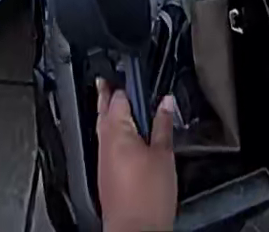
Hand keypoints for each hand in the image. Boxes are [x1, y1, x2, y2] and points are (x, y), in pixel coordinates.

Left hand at [95, 78, 177, 231]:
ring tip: (112, 101)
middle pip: (103, 112)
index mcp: (117, 133)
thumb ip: (163, 124)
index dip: (124, 84)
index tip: (127, 71)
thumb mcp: (163, 154)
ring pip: (101, 129)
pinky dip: (110, 134)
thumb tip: (166, 102)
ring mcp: (102, 162)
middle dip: (105, 96)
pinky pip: (105, 146)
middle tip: (105, 79)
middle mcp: (105, 145)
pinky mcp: (105, 177)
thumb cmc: (148, 198)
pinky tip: (122, 136)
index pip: (117, 98)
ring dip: (106, 114)